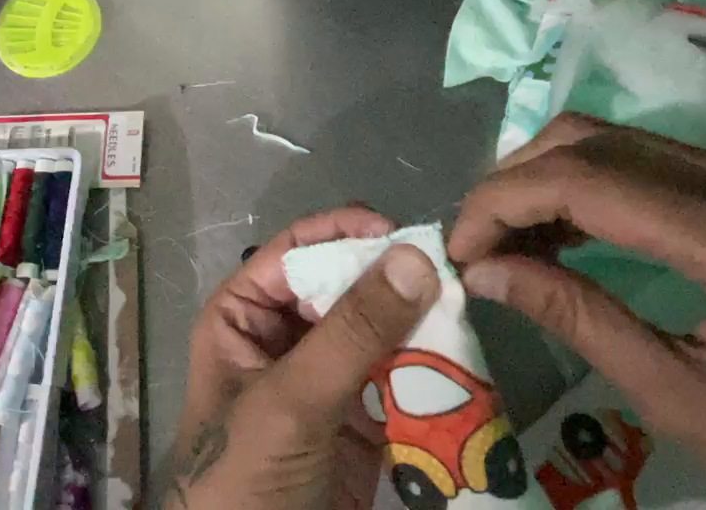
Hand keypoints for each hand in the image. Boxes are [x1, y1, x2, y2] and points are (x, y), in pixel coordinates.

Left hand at [162, 207, 441, 509]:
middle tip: (447, 276)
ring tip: (460, 317)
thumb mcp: (292, 399)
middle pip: (342, 287)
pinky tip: (459, 365)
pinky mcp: (356, 422)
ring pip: (375, 333)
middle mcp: (282, 336)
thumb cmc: (244, 473)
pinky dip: (425, 375)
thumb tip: (413, 257)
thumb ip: (351, 332)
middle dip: (391, 281)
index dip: (344, 232)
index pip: (297, 252)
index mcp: (245, 314)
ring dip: (416, 326)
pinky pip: (394, 382)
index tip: (402, 232)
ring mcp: (321, 379)